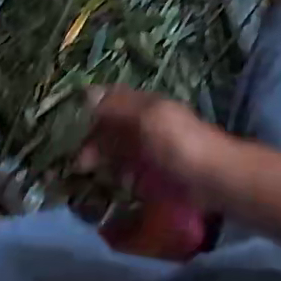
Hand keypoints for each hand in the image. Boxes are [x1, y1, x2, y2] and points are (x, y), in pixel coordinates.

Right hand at [79, 88, 228, 259]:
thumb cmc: (180, 144)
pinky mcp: (158, 173)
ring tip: (91, 178)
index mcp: (147, 105)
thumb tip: (86, 92)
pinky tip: (116, 187)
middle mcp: (149, 123)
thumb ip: (118, 106)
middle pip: (113, 128)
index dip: (89, 110)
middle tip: (78, 164)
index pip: (111, 100)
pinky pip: (132, 172)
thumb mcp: (148, 119)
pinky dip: (121, 177)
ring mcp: (154, 149)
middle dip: (93, 142)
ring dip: (105, 162)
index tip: (65, 128)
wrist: (214, 178)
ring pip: (120, 151)